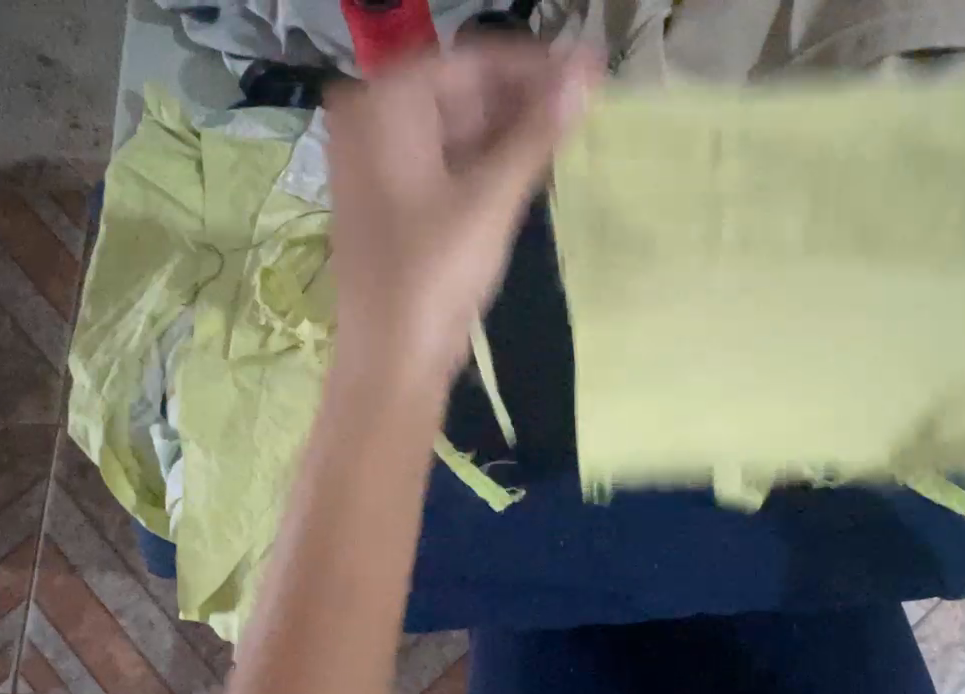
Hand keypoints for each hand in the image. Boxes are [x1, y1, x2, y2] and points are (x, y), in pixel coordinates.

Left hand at [325, 43, 600, 387]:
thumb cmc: (433, 277)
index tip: (590, 73)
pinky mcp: (399, 203)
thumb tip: (587, 73)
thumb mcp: (490, 201)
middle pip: (462, 92)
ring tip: (573, 135)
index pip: (471, 61)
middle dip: (524, 100)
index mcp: (383, 105)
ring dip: (512, 132)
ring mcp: (383, 165)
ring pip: (459, 130)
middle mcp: (373, 122)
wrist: (392, 360)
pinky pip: (450, 164)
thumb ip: (538, 134)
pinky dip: (490, 164)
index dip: (534, 66)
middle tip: (589, 105)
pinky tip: (535, 169)